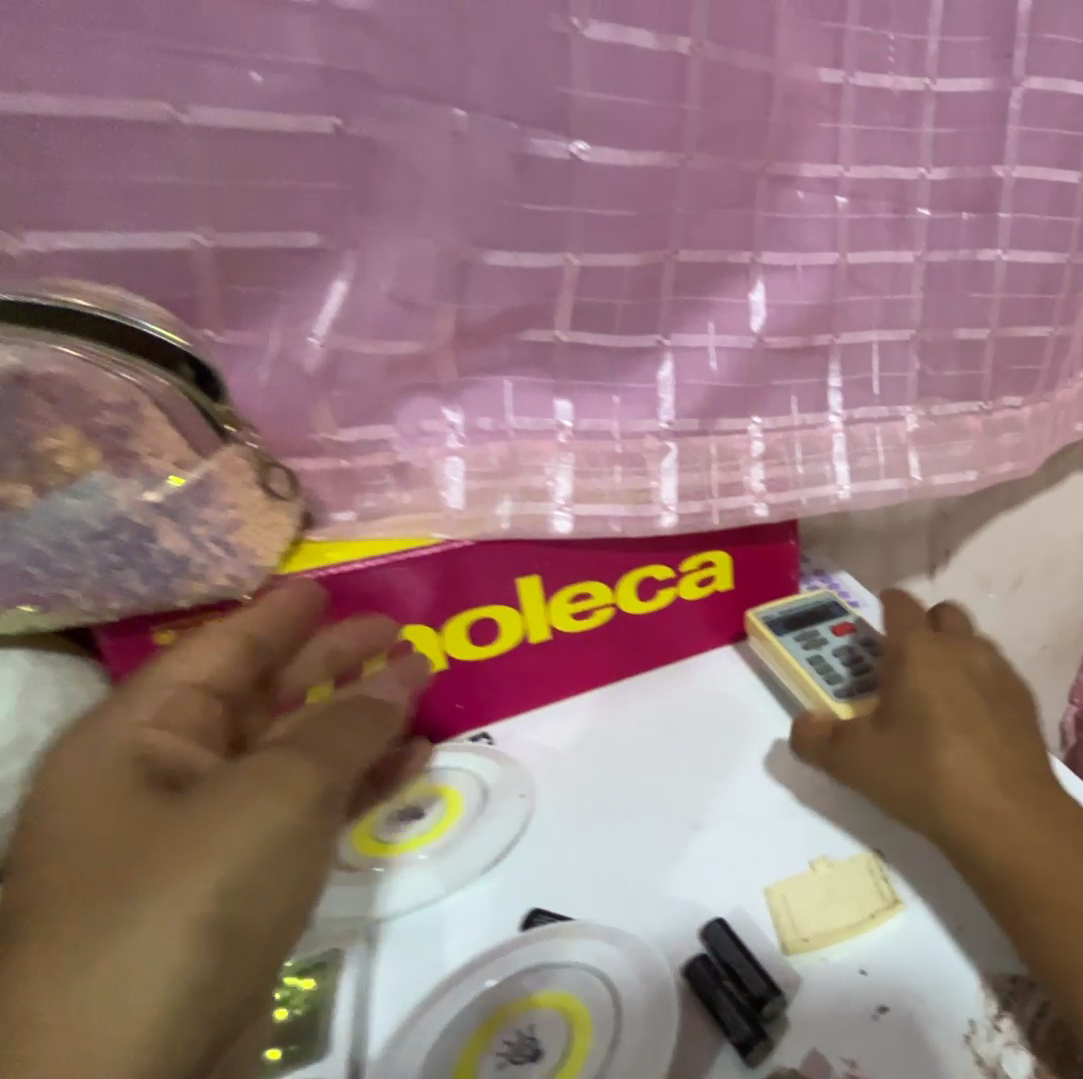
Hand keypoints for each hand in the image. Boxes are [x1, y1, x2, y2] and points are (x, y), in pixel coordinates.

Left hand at [0, 579, 433, 1078]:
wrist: (124, 1058)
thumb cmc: (184, 896)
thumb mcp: (277, 793)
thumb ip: (349, 725)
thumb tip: (408, 670)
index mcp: (138, 742)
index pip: (218, 655)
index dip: (277, 618)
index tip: (329, 585)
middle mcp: (164, 779)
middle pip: (260, 699)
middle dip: (331, 664)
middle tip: (400, 631)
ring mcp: (203, 834)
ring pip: (295, 754)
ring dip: (361, 722)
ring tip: (425, 689)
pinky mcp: (240, 881)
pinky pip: (311, 807)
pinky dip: (363, 781)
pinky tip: (414, 762)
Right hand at [788, 590, 1065, 851]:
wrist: (1006, 813)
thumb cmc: (922, 775)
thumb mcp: (853, 763)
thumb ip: (817, 738)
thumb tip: (804, 724)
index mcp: (917, 650)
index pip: (901, 604)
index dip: (887, 604)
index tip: (877, 615)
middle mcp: (962, 647)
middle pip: (944, 613)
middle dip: (924, 626)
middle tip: (904, 662)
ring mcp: (999, 670)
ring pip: (974, 642)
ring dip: (954, 655)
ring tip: (937, 696)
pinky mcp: (1025, 698)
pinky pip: (997, 675)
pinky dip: (980, 685)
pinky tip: (971, 724)